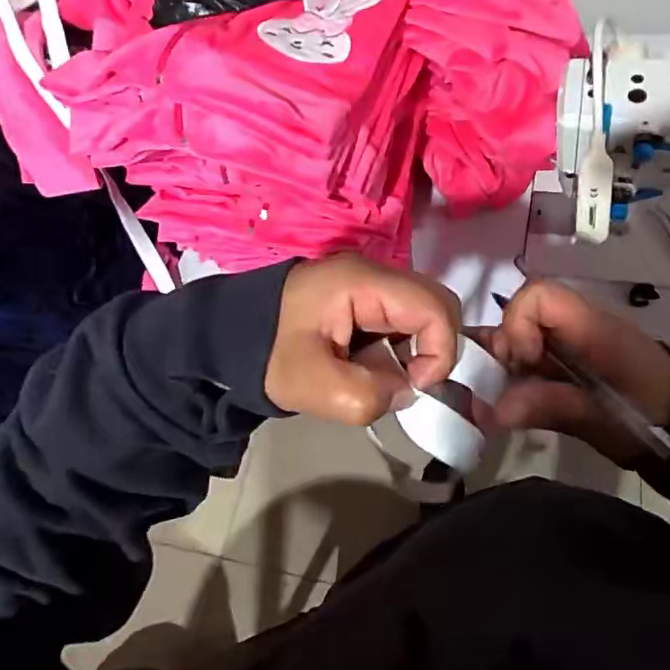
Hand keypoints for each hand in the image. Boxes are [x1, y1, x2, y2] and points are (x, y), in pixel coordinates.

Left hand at [267, 254, 462, 425]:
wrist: (229, 334)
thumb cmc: (268, 353)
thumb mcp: (311, 385)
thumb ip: (365, 397)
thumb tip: (404, 391)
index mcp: (364, 283)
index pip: (435, 307)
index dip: (439, 351)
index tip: (412, 385)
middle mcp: (375, 273)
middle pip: (437, 304)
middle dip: (433, 349)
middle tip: (405, 382)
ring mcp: (371, 283)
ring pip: (424, 312)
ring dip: (417, 349)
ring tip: (384, 377)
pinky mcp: (366, 296)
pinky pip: (404, 318)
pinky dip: (402, 346)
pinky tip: (374, 366)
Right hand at [478, 280, 669, 467]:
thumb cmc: (649, 416)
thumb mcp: (603, 419)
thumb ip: (552, 407)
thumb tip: (496, 409)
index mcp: (590, 327)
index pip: (539, 296)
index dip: (518, 323)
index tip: (522, 362)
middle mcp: (577, 323)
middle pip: (524, 312)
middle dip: (506, 346)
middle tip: (505, 383)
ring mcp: (573, 338)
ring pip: (524, 332)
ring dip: (509, 362)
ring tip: (508, 394)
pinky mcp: (570, 356)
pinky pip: (534, 350)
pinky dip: (519, 370)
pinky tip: (515, 397)